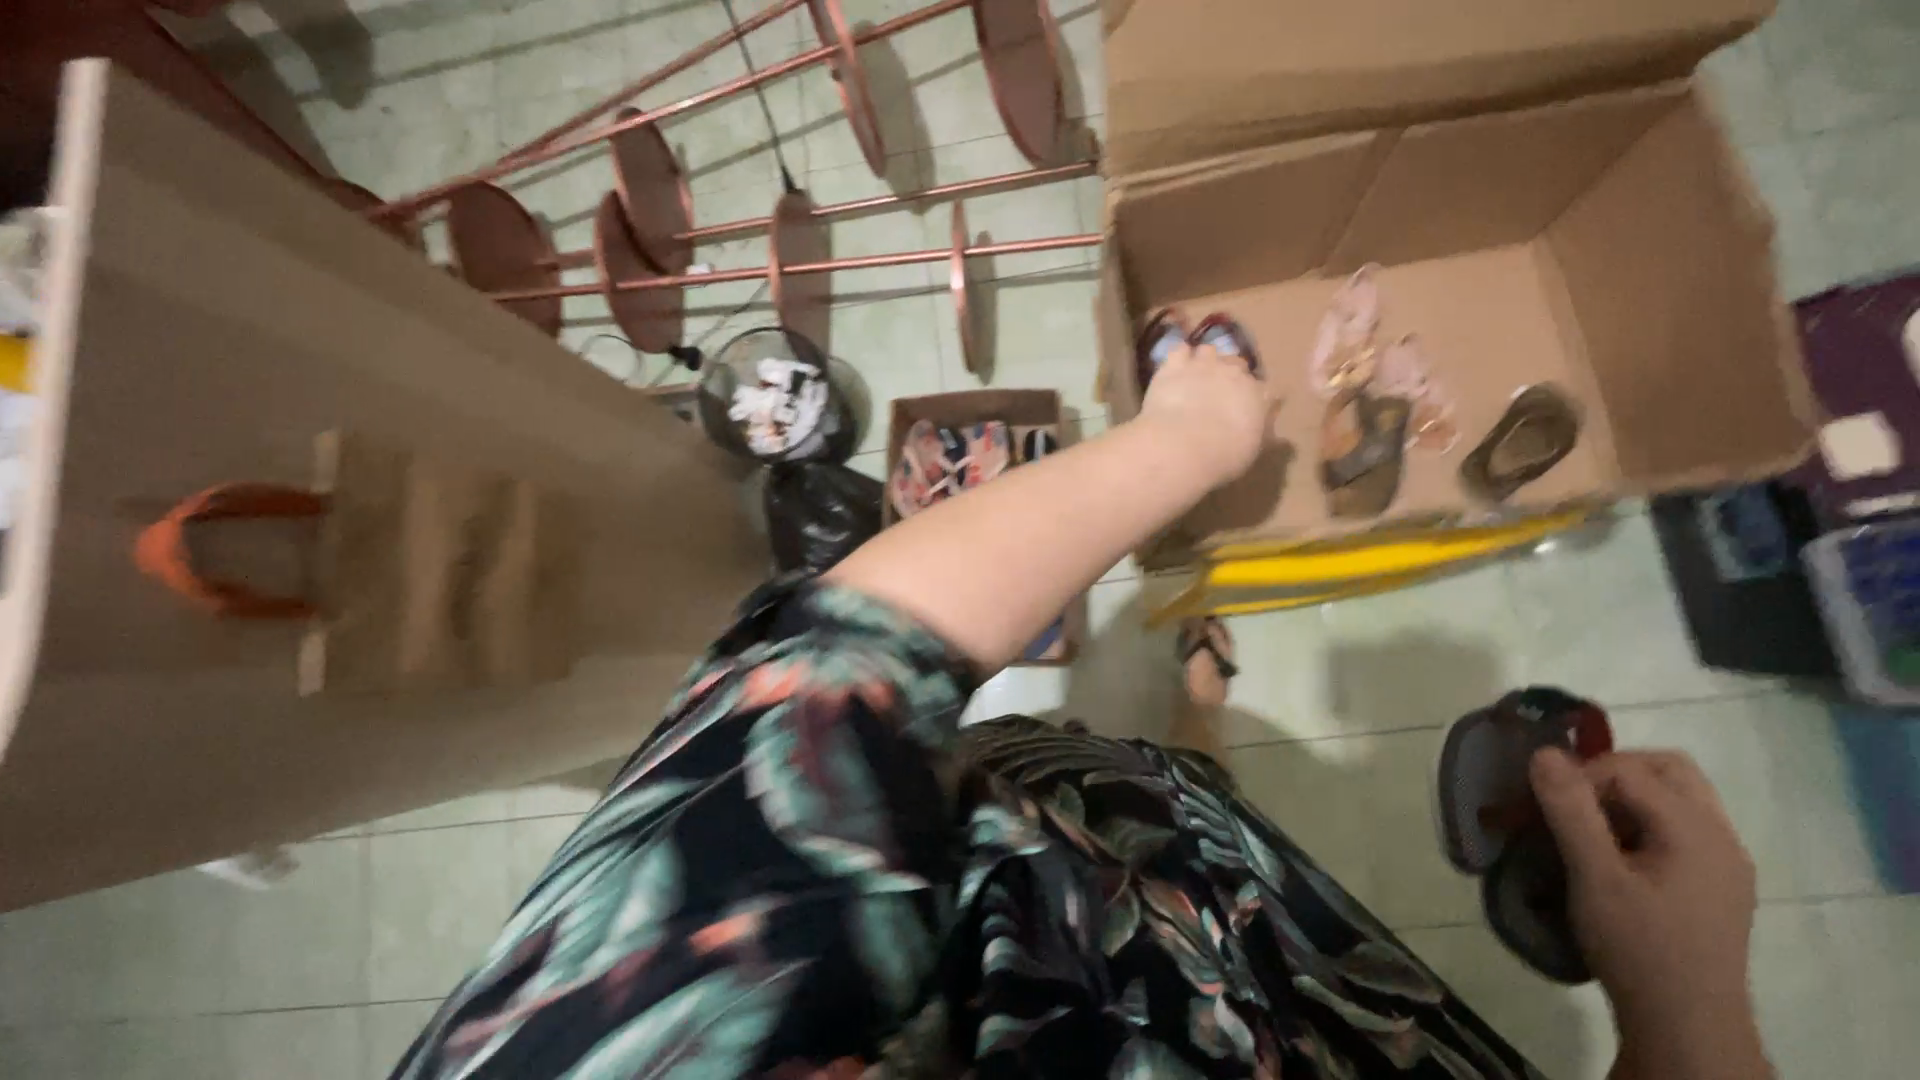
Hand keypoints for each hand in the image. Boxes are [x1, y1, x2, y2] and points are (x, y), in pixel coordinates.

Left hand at [1136, 343, 1279, 486]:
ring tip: (1196, 376)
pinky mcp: (1175, 365)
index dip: (1264, 397)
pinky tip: (1175, 368)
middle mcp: (1235, 373)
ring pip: (1209, 351)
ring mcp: (1204, 365)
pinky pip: (1180, 351)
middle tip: (1221, 391)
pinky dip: (1179, 358)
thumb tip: (1275, 436)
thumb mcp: (1251, 451)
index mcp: (1259, 395)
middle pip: (1238, 365)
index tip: (1257, 407)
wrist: (1182, 444)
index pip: (1271, 390)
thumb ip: (1262, 436)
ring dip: (1206, 361)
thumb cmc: (1223, 455)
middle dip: (1232, 375)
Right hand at [1530, 749, 1770, 1079]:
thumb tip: (1544, 752)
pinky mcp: (1714, 884)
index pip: (1631, 770)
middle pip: (1668, 769)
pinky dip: (1642, 820)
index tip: (1545, 808)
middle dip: (1612, 770)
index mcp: (1697, 831)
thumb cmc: (1638, 947)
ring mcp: (1723, 862)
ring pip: (1676, 795)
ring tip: (1587, 825)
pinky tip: (1615, 854)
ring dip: (1628, 795)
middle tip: (1570, 799)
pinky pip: (1679, 826)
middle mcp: (1721, 837)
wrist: (1686, 1025)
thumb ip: (1570, 810)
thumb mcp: (1594, 877)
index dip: (1581, 777)